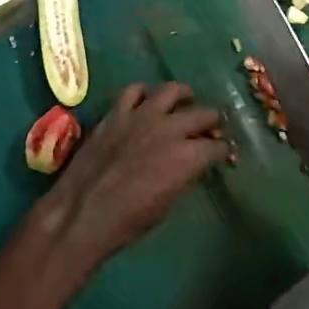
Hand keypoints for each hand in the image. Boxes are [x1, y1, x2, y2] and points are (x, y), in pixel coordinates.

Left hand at [39, 82, 230, 265]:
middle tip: (213, 126)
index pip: (217, 146)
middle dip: (213, 120)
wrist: (84, 209)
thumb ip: (184, 176)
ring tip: (185, 101)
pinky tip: (146, 100)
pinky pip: (134, 90)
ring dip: (183, 95)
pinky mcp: (116, 112)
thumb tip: (193, 164)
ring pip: (171, 90)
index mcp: (188, 156)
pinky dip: (144, 92)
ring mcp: (141, 115)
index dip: (223, 150)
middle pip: (203, 113)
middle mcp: (170, 128)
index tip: (224, 153)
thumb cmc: (129, 219)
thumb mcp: (167, 203)